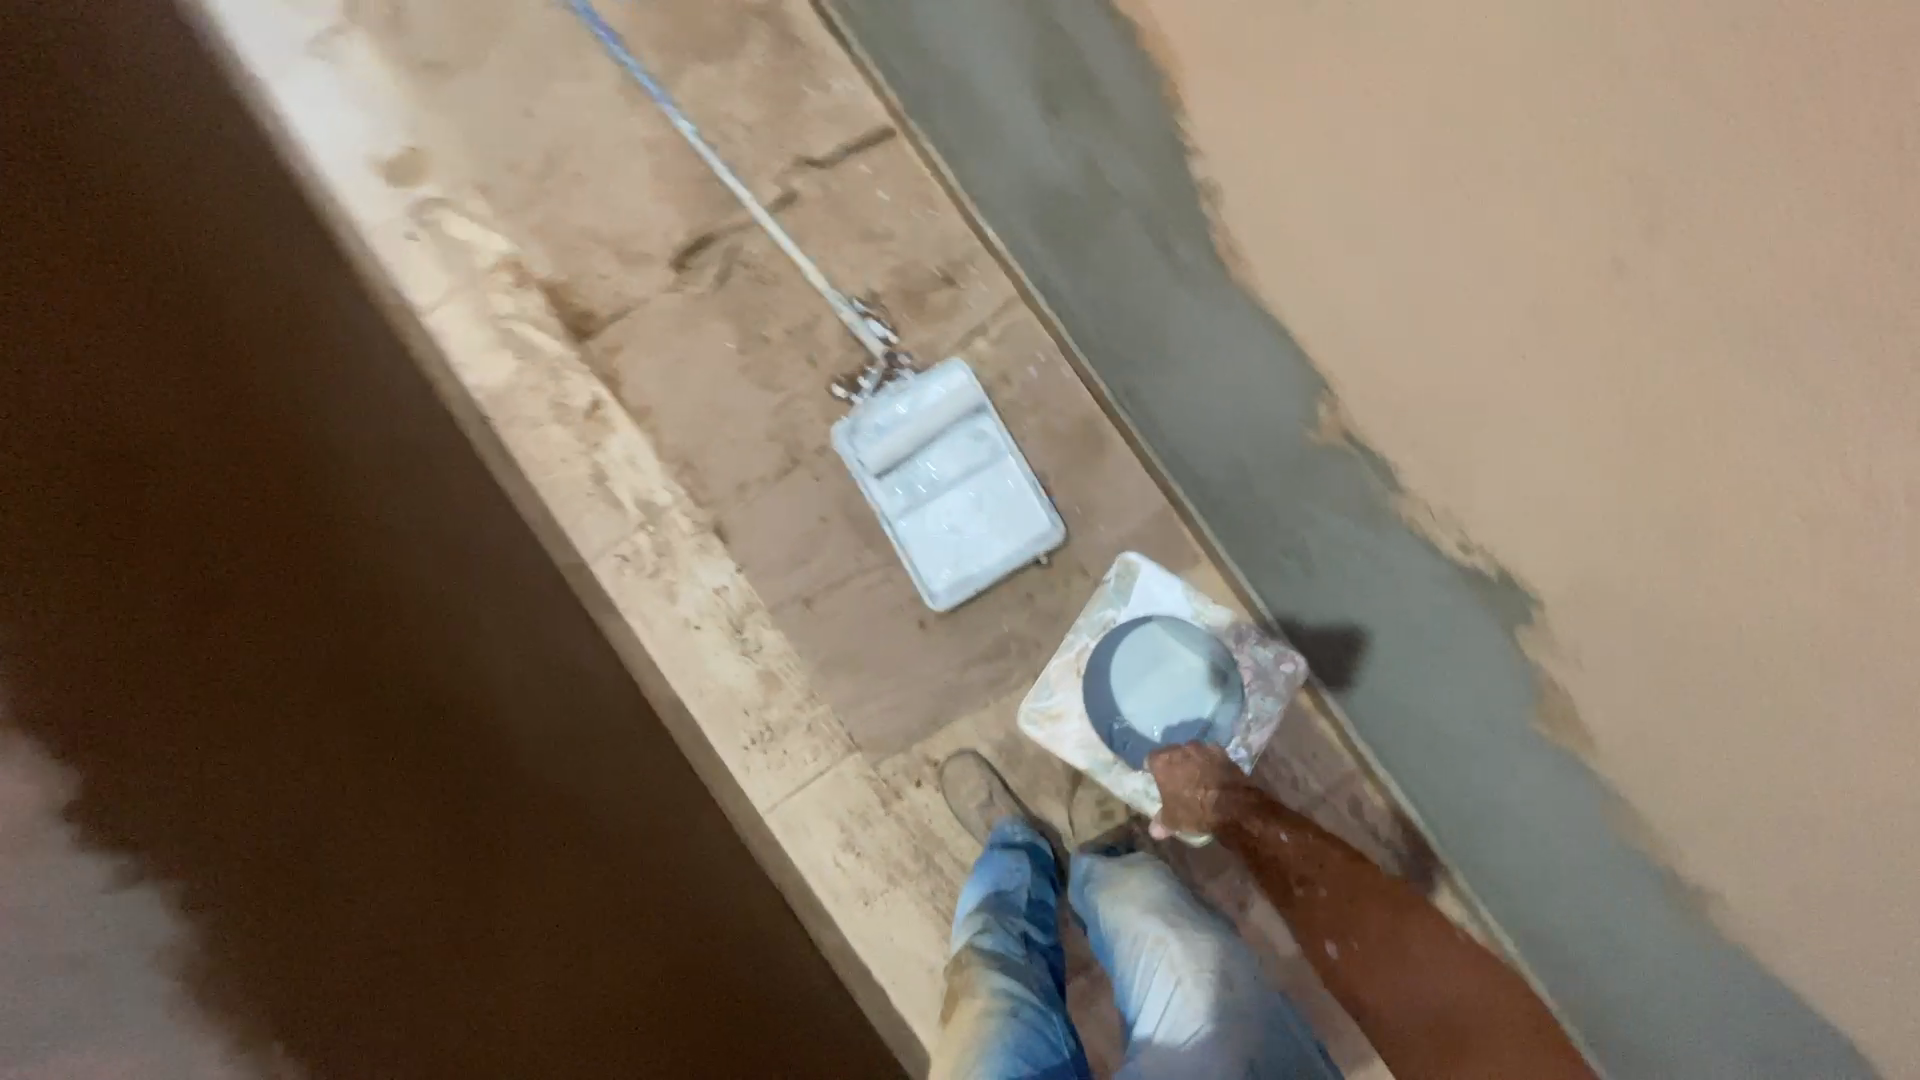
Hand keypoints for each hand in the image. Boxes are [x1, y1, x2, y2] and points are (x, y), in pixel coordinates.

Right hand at [1147, 742, 1256, 837]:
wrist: (1233, 806)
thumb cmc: (1195, 810)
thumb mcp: (1174, 821)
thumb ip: (1161, 823)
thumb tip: (1154, 831)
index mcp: (1161, 762)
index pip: (1150, 759)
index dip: (1153, 769)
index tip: (1157, 780)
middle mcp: (1179, 749)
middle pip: (1171, 753)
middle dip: (1173, 763)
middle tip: (1177, 779)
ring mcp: (1202, 748)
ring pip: (1192, 752)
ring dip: (1192, 761)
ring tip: (1198, 777)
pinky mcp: (1221, 751)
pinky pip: (1211, 755)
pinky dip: (1211, 762)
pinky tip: (1215, 775)